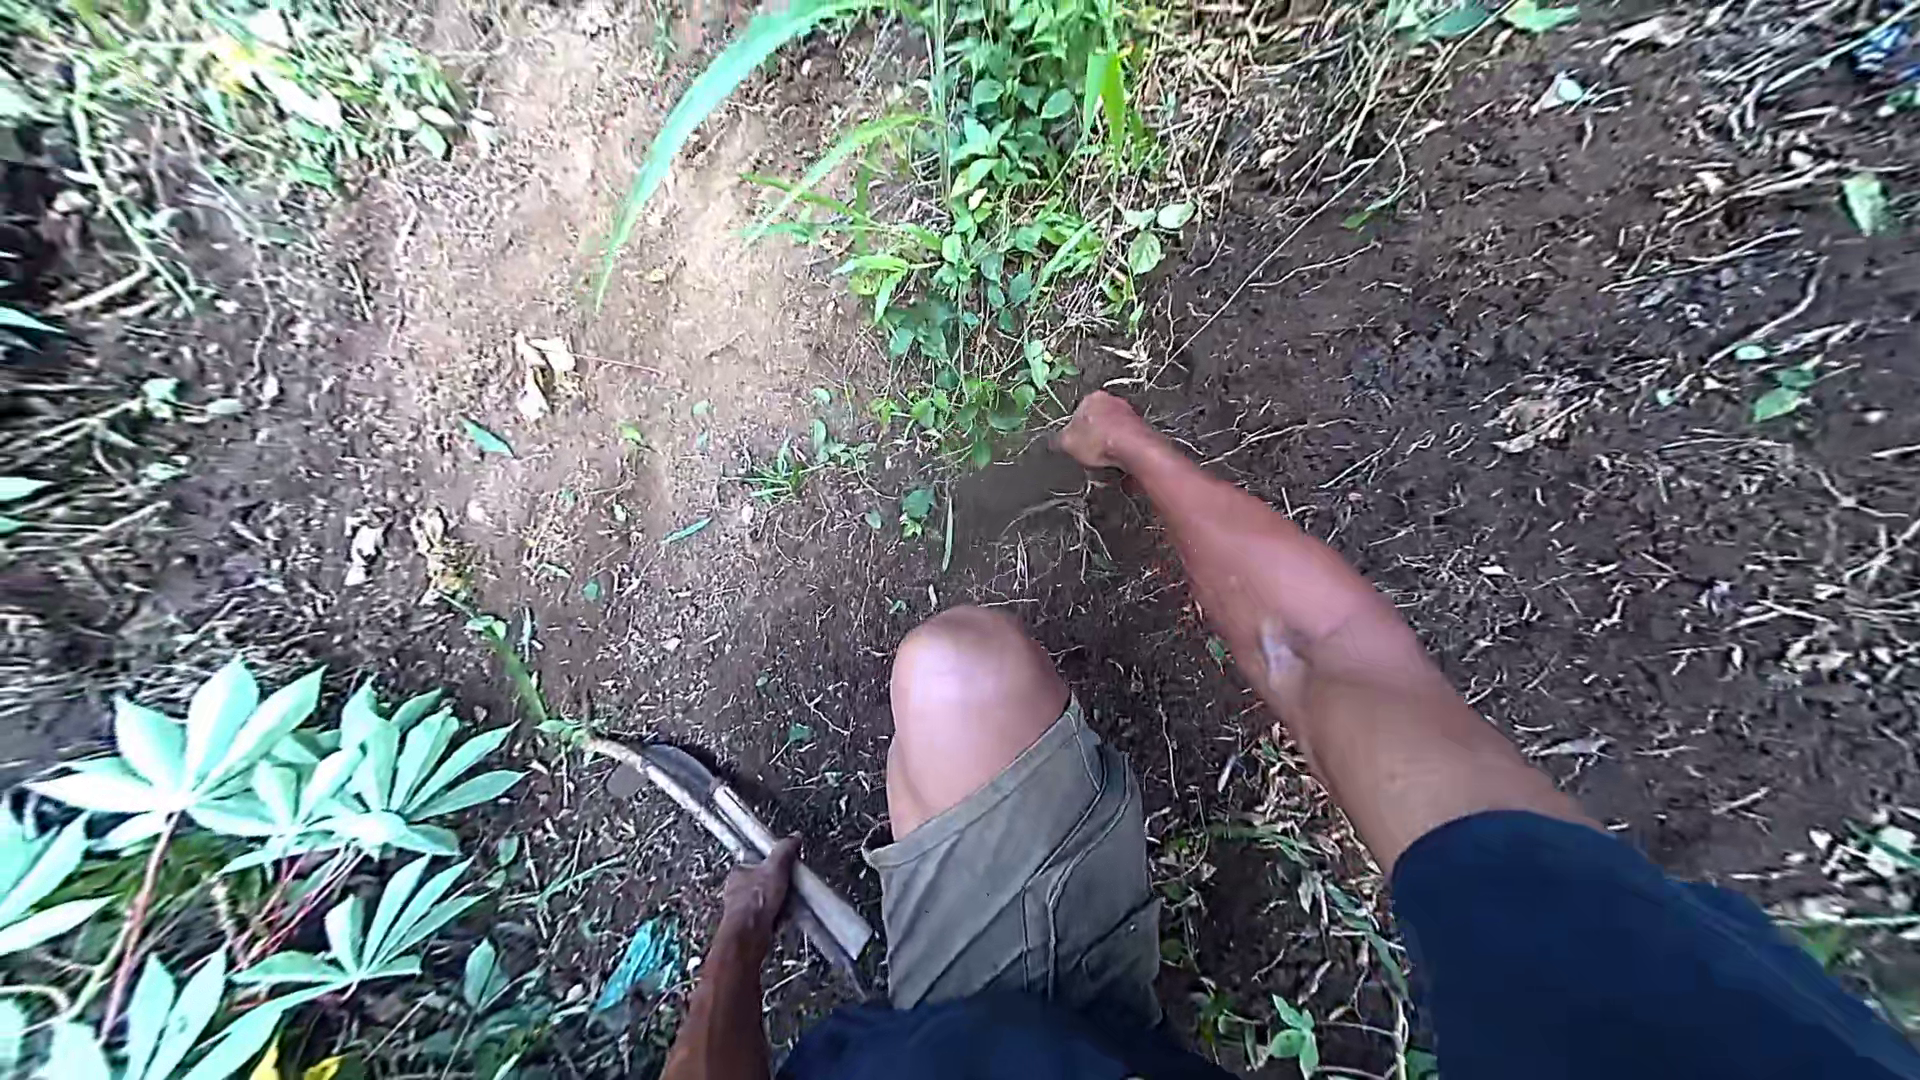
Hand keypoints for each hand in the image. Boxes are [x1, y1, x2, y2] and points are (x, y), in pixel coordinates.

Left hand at [717, 837, 798, 951]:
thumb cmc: (756, 900)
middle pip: (764, 881)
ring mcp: (742, 910)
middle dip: (779, 884)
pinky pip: (769, 917)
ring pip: (767, 901)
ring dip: (780, 901)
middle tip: (791, 884)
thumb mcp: (776, 865)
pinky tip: (785, 916)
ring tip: (790, 901)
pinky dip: (778, 916)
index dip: (773, 863)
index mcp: (739, 872)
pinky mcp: (750, 927)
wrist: (750, 936)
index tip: (786, 864)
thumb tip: (794, 837)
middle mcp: (737, 891)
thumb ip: (785, 849)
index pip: (757, 861)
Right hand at [1057, 390, 1154, 470]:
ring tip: (1102, 460)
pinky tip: (1116, 460)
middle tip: (1086, 453)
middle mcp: (1112, 401)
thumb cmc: (1102, 440)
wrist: (1133, 449)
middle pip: (1096, 422)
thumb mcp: (1067, 443)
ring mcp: (1129, 414)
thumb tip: (1054, 442)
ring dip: (1107, 445)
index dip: (1073, 432)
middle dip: (1092, 438)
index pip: (1076, 413)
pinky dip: (1120, 451)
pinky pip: (1125, 442)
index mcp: (1092, 398)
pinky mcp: (1141, 429)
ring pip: (1111, 432)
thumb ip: (1058, 440)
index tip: (1072, 445)